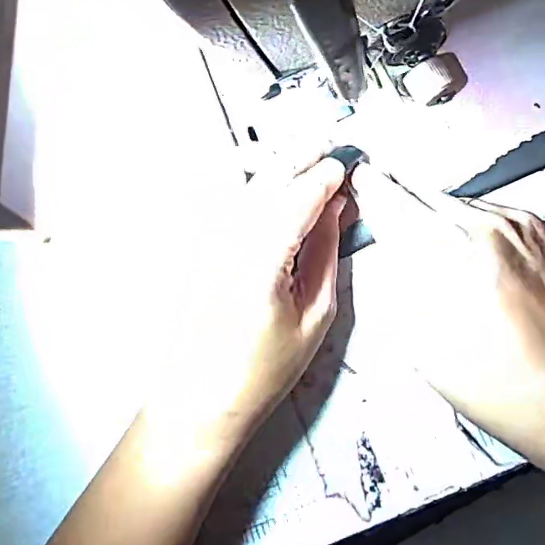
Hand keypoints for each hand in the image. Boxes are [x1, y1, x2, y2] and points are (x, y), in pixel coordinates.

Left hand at [140, 156, 347, 454]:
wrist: (197, 397)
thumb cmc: (254, 371)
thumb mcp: (314, 315)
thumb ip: (327, 251)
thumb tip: (336, 209)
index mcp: (261, 258)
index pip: (300, 193)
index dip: (327, 172)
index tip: (347, 165)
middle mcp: (229, 236)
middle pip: (271, 172)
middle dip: (304, 153)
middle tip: (332, 147)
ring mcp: (211, 235)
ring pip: (251, 177)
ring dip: (283, 162)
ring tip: (312, 159)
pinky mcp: (203, 239)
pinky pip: (236, 193)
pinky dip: (261, 179)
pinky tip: (279, 180)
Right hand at [350, 170, 544, 495]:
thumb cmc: (513, 392)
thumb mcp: (430, 352)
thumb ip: (400, 290)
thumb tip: (388, 251)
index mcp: (456, 255)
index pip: (395, 202)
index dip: (370, 190)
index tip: (357, 181)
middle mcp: (491, 225)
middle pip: (425, 195)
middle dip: (402, 203)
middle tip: (389, 219)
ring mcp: (526, 224)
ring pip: (460, 204)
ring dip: (440, 219)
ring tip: (443, 259)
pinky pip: (496, 216)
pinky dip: (478, 230)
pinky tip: (483, 266)